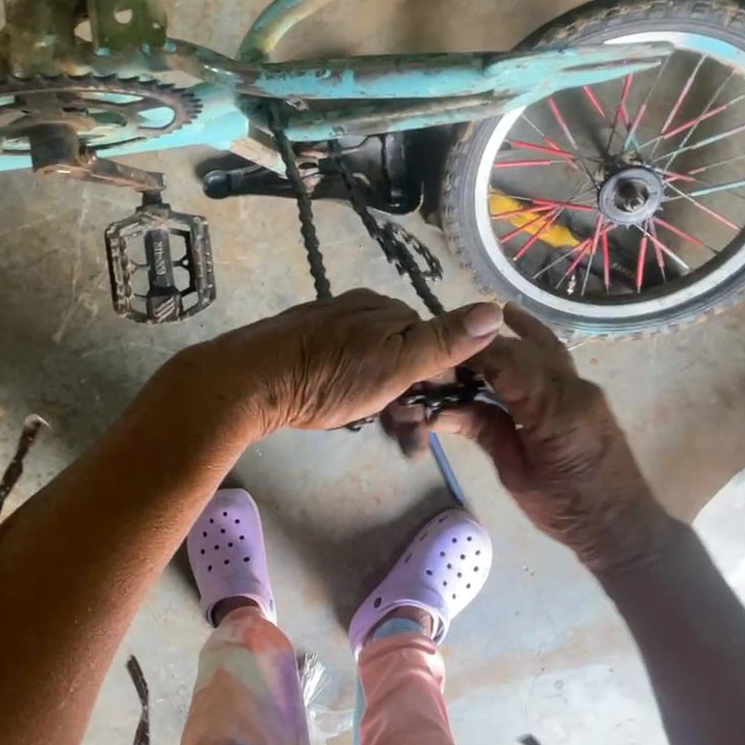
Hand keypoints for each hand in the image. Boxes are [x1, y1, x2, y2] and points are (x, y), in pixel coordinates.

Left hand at [173, 290, 503, 436]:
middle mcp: (357, 308)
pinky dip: (349, 387)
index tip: (432, 420)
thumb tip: (495, 309)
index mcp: (385, 309)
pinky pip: (339, 363)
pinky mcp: (299, 342)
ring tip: (372, 424)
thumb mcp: (396, 363)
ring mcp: (326, 323)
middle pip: (401, 350)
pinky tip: (336, 406)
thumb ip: (443, 341)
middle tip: (404, 436)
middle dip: (410, 391)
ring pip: (369, 359)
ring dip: (380, 394)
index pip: (431, 341)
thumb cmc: (328, 377)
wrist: (250, 381)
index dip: (438, 382)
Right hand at [384, 304, 671, 571]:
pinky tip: (516, 327)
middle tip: (447, 348)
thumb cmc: (566, 510)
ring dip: (510, 336)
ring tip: (478, 322)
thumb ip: (484, 432)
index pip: (505, 364)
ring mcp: (585, 390)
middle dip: (483, 346)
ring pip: (544, 348)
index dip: (469, 354)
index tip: (437, 354)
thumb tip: (441, 409)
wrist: (622, 526)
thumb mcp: (515, 474)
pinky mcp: (587, 396)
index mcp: (553, 412)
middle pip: (522, 351)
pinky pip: (556, 360)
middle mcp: (574, 390)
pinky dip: (532, 344)